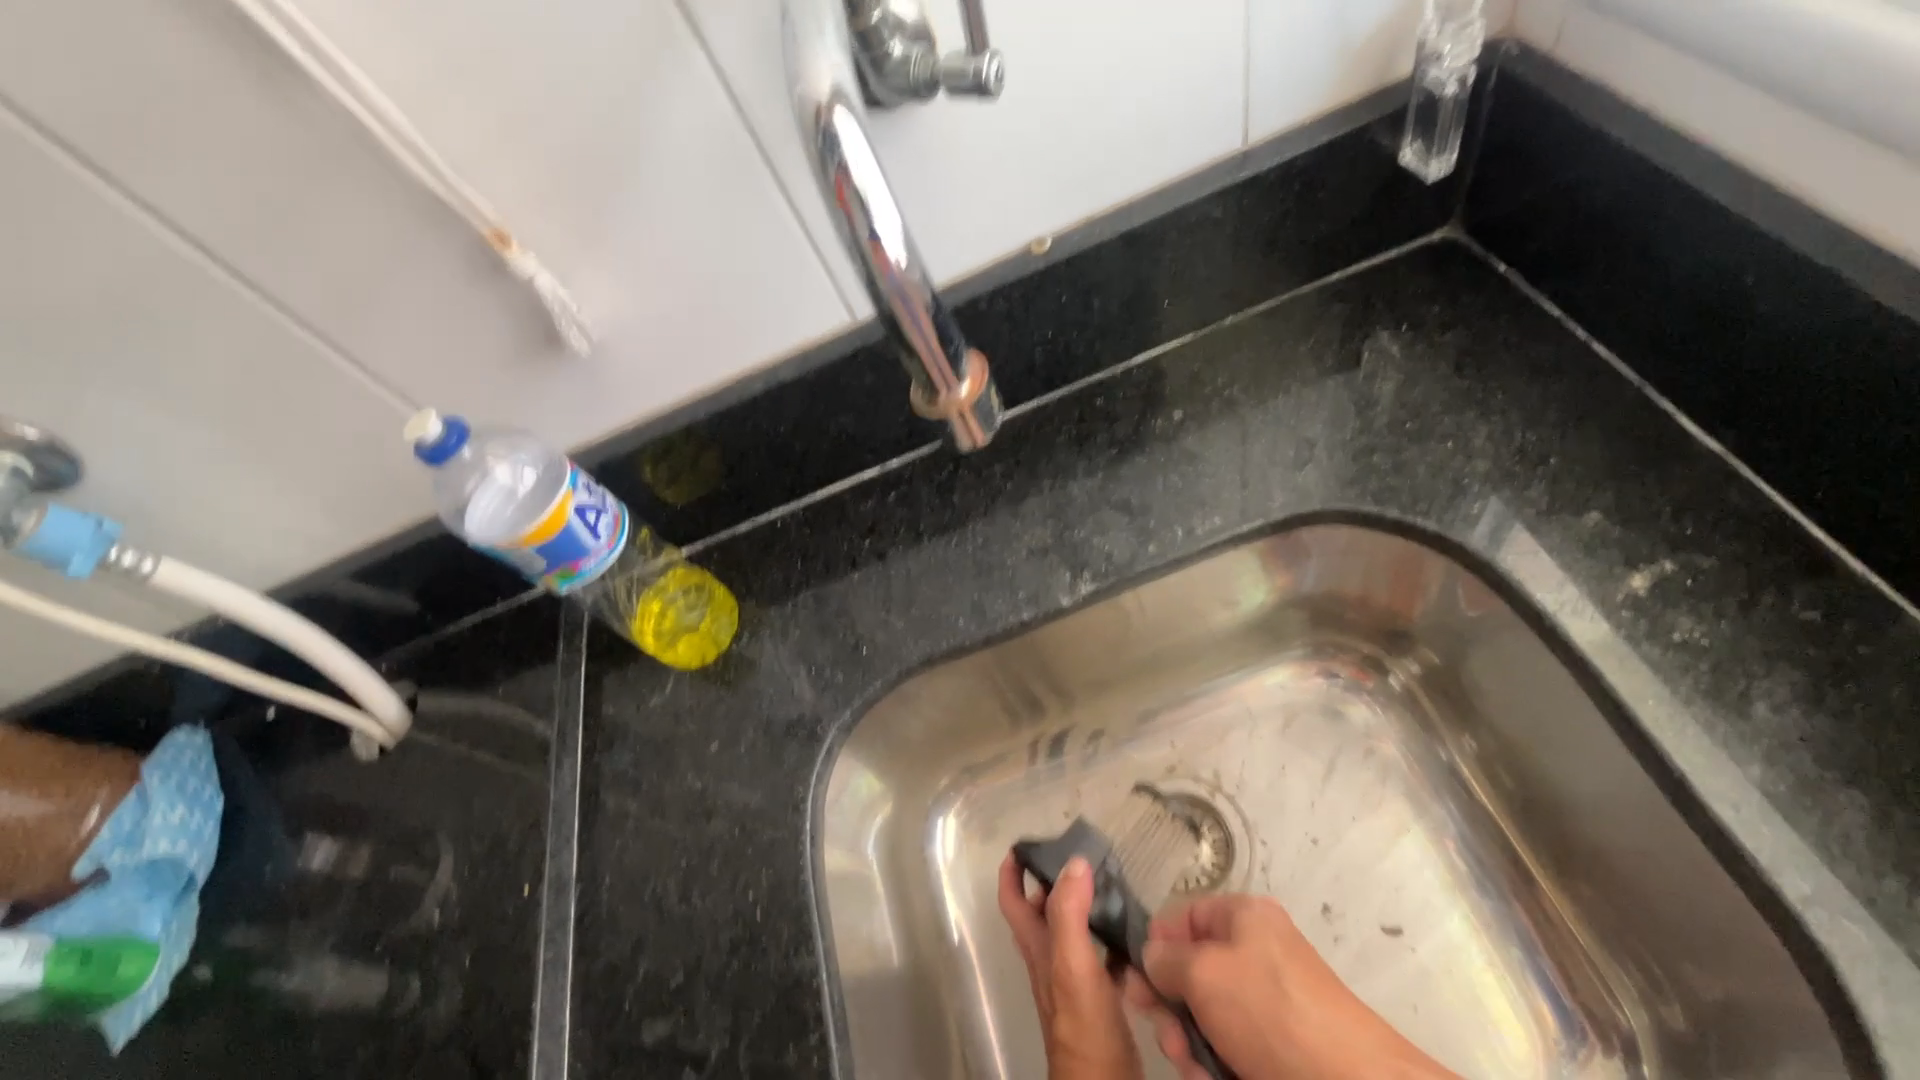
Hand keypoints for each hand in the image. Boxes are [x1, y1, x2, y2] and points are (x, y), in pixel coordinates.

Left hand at [998, 854, 1143, 1079]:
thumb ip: (1069, 913)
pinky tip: (1133, 933)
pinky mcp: (1096, 997)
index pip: (1012, 899)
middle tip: (1082, 858)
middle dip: (1054, 882)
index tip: (1025, 844)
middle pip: (1041, 912)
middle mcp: (1049, 960)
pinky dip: (1110, 939)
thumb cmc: (1082, 1023)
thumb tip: (1074, 862)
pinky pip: (1099, 958)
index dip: (1011, 870)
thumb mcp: (1072, 963)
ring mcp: (1072, 980)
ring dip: (1084, 906)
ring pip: (1071, 932)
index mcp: (1036, 947)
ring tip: (1112, 885)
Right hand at [1128, 893, 1457, 1079]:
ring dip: (1188, 1044)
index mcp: (1243, 917)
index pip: (1181, 918)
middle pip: (1188, 972)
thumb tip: (1151, 957)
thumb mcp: (1204, 972)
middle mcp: (1254, 953)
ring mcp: (1265, 1003)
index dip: (1154, 947)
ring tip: (1198, 1068)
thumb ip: (1164, 957)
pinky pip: (1227, 1046)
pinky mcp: (1273, 1045)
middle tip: (1171, 1038)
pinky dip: (1213, 1064)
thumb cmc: (1271, 1013)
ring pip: (1203, 1017)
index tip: (1135, 984)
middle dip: (1170, 1009)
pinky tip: (1214, 1079)